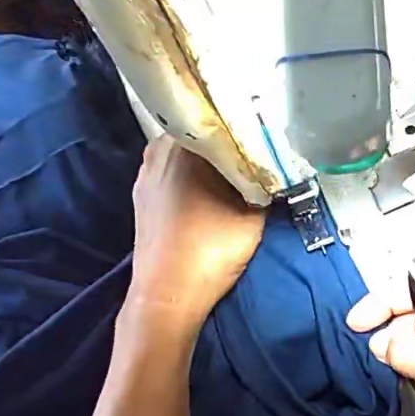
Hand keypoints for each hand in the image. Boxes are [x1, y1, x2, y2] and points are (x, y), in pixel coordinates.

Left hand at [127, 135, 264, 336]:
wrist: (167, 296)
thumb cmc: (210, 250)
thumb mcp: (252, 215)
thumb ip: (264, 183)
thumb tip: (272, 168)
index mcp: (185, 142)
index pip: (224, 120)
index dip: (249, 129)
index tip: (268, 140)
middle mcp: (159, 148)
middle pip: (203, 136)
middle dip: (229, 147)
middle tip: (255, 160)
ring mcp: (146, 173)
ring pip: (187, 157)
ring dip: (210, 165)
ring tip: (234, 180)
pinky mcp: (142, 197)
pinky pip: (174, 176)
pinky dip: (192, 180)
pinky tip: (208, 197)